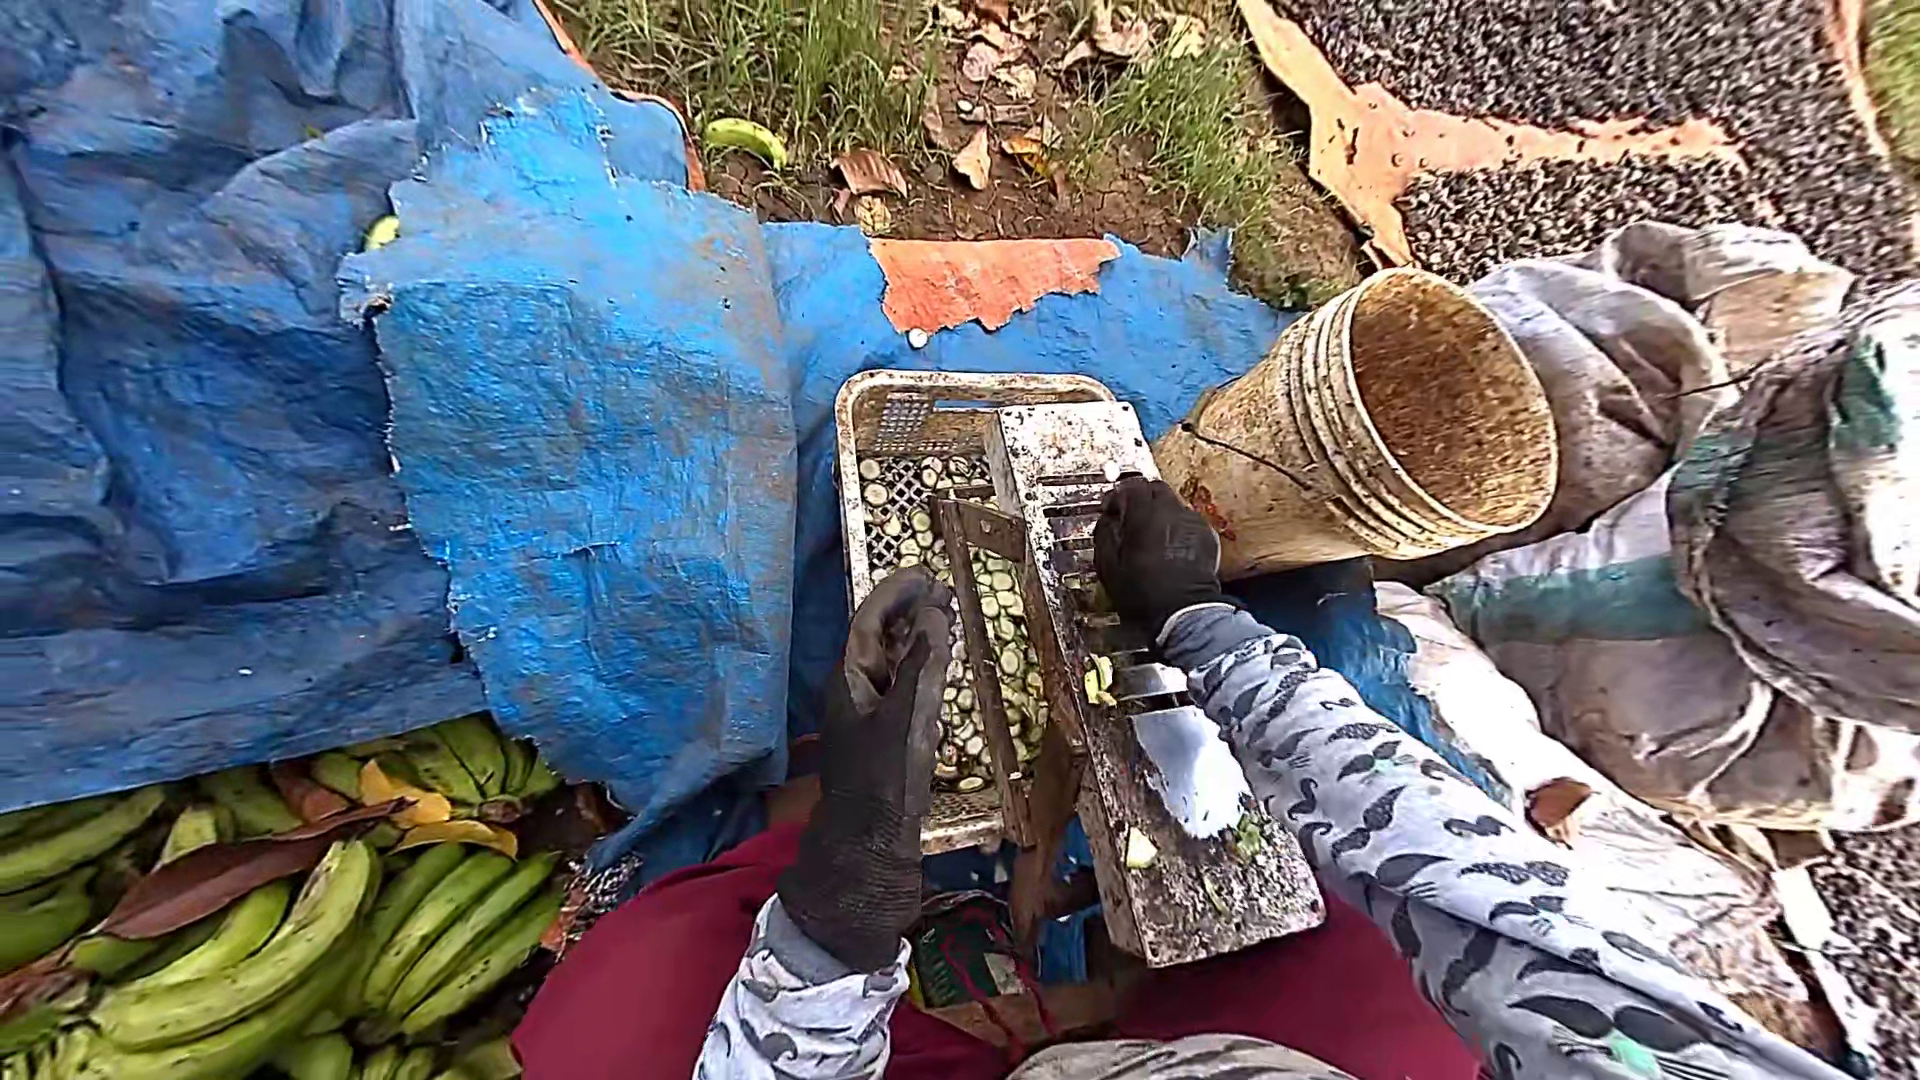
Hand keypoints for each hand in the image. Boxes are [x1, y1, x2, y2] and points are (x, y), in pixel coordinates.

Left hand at [778, 567, 952, 970]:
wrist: (871, 842)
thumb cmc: (883, 778)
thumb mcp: (906, 715)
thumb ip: (921, 663)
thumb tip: (933, 611)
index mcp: (849, 677)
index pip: (869, 620)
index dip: (895, 593)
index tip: (923, 573)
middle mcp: (856, 686)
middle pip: (881, 635)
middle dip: (909, 608)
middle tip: (942, 589)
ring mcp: (871, 707)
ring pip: (893, 657)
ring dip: (918, 633)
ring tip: (946, 613)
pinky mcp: (887, 727)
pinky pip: (903, 680)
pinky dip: (922, 662)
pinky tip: (939, 658)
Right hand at [1093, 477, 1234, 638]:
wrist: (1184, 612)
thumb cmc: (1143, 592)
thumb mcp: (1109, 566)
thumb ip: (1104, 534)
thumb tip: (1107, 519)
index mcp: (1145, 516)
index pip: (1131, 486)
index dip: (1117, 495)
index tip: (1110, 509)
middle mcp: (1171, 512)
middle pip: (1154, 488)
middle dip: (1140, 498)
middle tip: (1129, 515)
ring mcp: (1192, 522)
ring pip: (1172, 504)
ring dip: (1159, 512)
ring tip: (1149, 534)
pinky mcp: (1206, 535)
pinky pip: (1187, 521)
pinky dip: (1175, 527)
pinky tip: (1168, 547)